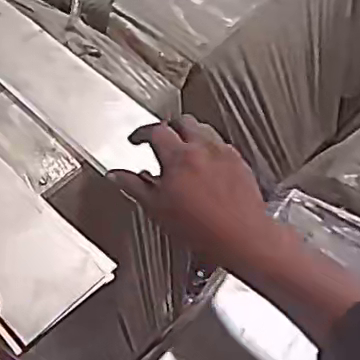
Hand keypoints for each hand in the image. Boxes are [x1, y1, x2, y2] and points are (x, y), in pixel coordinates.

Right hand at [109, 115, 280, 271]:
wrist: (242, 238)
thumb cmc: (202, 227)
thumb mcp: (155, 207)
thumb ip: (133, 186)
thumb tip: (117, 175)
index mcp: (179, 157)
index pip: (155, 130)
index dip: (141, 133)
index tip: (136, 139)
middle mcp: (204, 149)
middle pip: (182, 122)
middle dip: (167, 128)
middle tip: (157, 139)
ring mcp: (225, 155)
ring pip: (204, 130)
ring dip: (189, 136)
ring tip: (179, 152)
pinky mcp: (240, 164)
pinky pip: (221, 146)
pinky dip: (207, 150)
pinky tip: (202, 167)